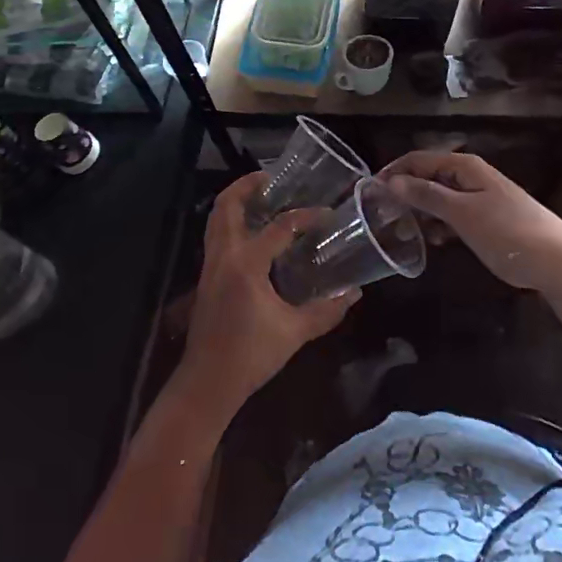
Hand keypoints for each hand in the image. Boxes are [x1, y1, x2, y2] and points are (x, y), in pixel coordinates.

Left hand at [177, 172, 358, 415]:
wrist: (207, 383)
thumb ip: (327, 310)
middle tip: (273, 178)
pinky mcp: (207, 277)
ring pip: (216, 219)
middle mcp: (223, 256)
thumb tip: (354, 293)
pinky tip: (255, 233)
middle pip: (227, 206)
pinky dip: (232, 222)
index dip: (306, 216)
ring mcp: (210, 266)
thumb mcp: (295, 332)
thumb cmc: (250, 355)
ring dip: (236, 202)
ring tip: (264, 197)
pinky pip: (216, 236)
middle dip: (247, 186)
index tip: (328, 214)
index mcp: (245, 264)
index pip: (279, 227)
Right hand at [380, 151, 561, 295]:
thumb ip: (426, 195)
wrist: (555, 261)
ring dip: (420, 212)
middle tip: (382, 215)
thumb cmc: (506, 232)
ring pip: (439, 198)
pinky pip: (453, 215)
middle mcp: (471, 176)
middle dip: (404, 194)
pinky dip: (439, 225)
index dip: (393, 172)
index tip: (369, 191)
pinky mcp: (486, 219)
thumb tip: (393, 181)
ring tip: (402, 231)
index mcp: (465, 167)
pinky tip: (431, 241)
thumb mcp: (462, 213)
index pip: (419, 159)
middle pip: (428, 177)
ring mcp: (480, 198)